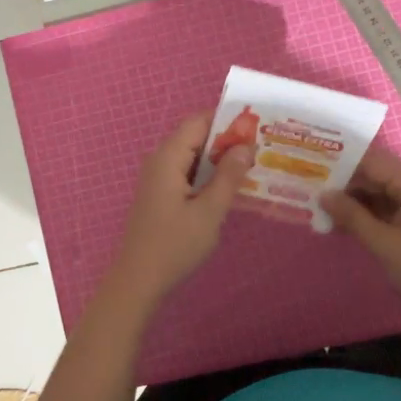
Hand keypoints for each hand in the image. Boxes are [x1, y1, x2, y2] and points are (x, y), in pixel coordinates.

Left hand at [107, 114, 252, 306]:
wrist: (138, 280)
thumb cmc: (174, 245)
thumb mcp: (209, 211)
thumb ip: (228, 176)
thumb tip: (246, 146)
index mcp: (168, 157)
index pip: (198, 121)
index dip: (227, 120)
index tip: (256, 128)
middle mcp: (159, 160)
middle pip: (195, 136)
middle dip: (226, 140)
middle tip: (261, 148)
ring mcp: (157, 178)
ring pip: (192, 156)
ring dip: (219, 159)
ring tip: (253, 166)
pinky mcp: (160, 194)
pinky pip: (186, 172)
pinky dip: (207, 174)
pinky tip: (229, 188)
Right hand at [322, 148, 400, 331]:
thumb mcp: (383, 244)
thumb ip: (352, 216)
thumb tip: (323, 194)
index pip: (370, 162)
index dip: (341, 163)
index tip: (311, 167)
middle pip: (375, 175)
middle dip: (344, 183)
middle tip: (310, 189)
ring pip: (380, 192)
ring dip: (354, 200)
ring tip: (321, 206)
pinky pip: (389, 207)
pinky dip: (368, 213)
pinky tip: (344, 222)